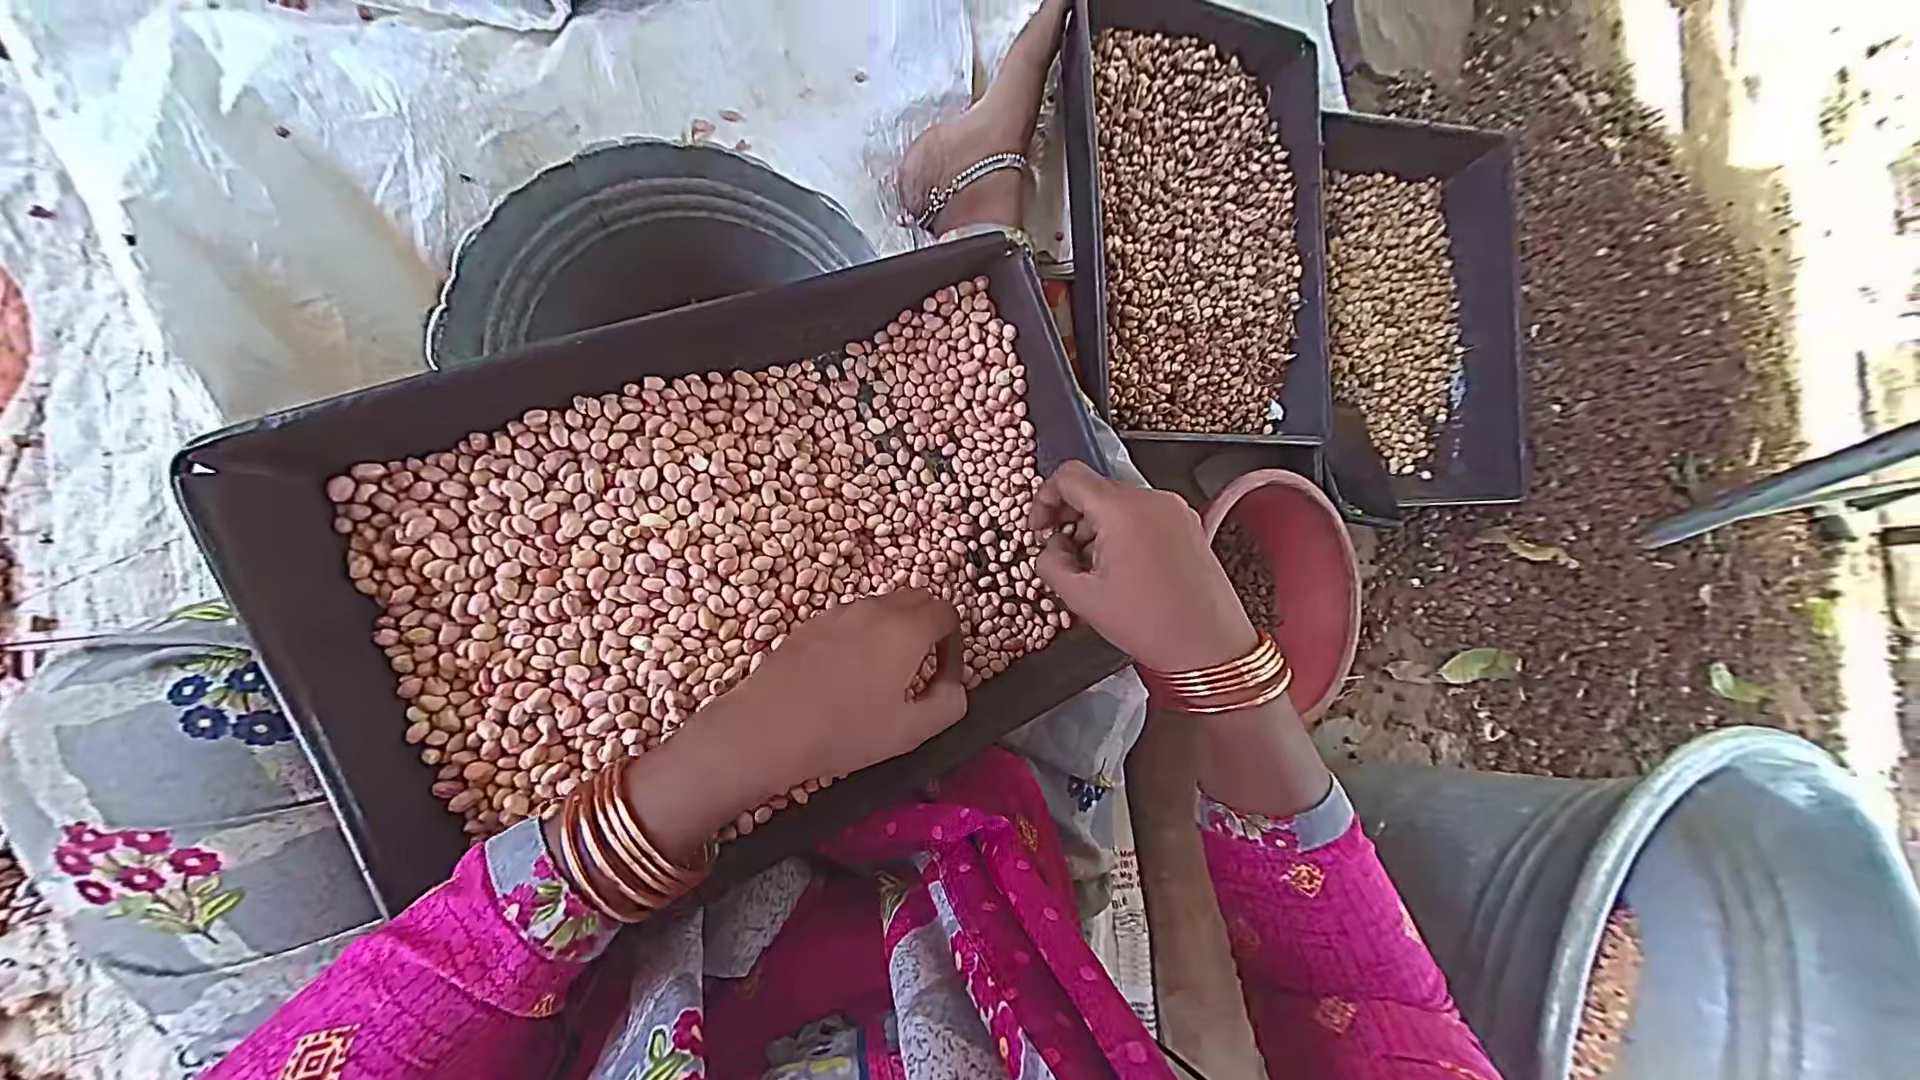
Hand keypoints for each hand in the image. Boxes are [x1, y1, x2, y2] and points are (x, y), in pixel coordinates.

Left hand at [712, 589, 967, 790]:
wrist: (767, 727)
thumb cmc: (844, 731)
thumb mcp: (911, 731)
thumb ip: (950, 703)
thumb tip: (954, 686)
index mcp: (907, 629)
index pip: (947, 613)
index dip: (954, 643)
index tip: (942, 673)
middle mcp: (875, 609)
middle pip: (918, 599)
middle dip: (928, 626)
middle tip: (920, 668)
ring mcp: (840, 612)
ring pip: (883, 606)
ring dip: (895, 629)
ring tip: (881, 673)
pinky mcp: (812, 622)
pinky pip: (852, 618)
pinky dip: (863, 634)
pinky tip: (845, 673)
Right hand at [1029, 461, 1256, 672]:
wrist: (1209, 646)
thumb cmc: (1149, 623)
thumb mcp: (1082, 598)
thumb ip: (1050, 564)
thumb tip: (1048, 550)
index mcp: (1122, 511)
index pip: (1069, 477)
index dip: (1044, 499)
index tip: (1041, 528)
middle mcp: (1151, 499)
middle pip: (1094, 488)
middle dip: (1070, 518)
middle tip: (1062, 552)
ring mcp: (1174, 509)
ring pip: (1118, 502)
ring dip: (1096, 526)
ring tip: (1094, 567)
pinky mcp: (1188, 523)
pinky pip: (1143, 514)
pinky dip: (1122, 530)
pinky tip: (1122, 567)